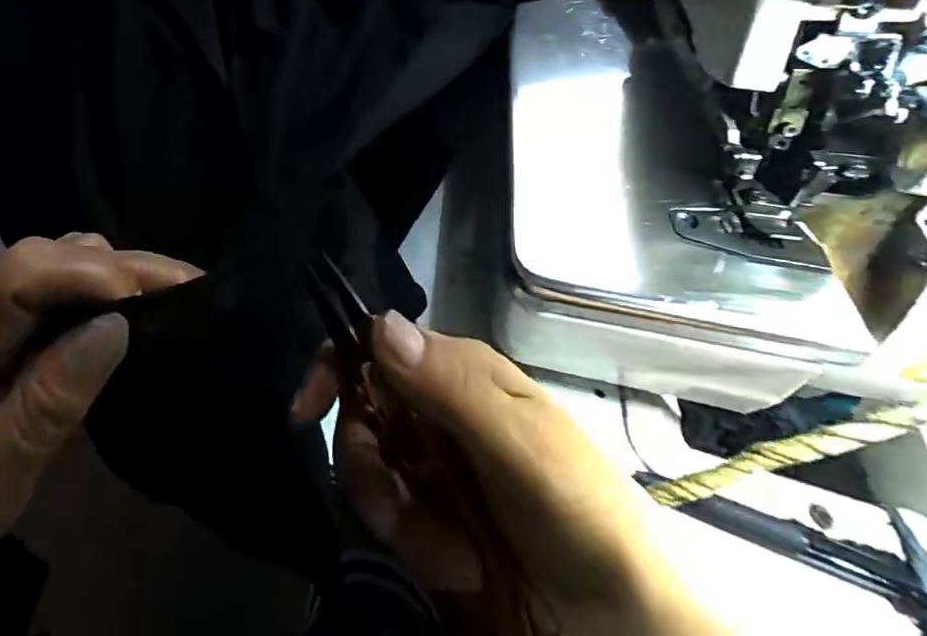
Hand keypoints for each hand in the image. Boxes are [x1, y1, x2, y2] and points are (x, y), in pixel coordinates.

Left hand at [0, 234, 201, 635]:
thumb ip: (47, 403)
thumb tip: (114, 327)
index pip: (15, 277)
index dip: (83, 273)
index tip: (144, 298)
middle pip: (42, 256)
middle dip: (116, 267)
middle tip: (186, 288)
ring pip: (54, 260)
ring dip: (115, 271)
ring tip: (171, 294)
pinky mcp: (0, 319)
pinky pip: (55, 283)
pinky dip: (101, 286)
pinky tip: (136, 302)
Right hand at [297, 314, 725, 634]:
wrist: (618, 632)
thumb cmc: (583, 520)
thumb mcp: (525, 449)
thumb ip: (453, 386)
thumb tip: (378, 322)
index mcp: (460, 375)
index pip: (377, 345)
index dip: (336, 366)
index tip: (308, 408)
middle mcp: (434, 412)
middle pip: (357, 409)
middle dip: (368, 463)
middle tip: (398, 505)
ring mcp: (425, 466)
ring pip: (362, 466)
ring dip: (395, 514)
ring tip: (451, 555)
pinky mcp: (420, 518)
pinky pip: (379, 515)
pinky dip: (411, 545)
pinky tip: (457, 570)